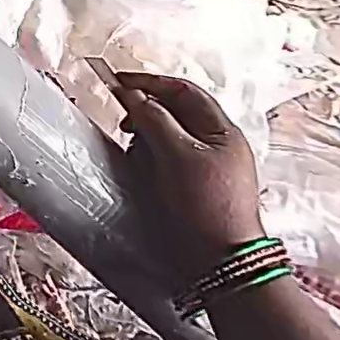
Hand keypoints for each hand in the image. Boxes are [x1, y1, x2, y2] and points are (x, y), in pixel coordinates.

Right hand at [114, 73, 264, 279]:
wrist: (219, 258)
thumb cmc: (202, 201)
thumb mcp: (175, 154)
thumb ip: (153, 118)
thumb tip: (130, 93)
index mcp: (222, 130)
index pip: (184, 91)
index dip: (150, 82)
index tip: (117, 81)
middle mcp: (217, 142)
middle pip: (176, 110)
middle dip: (145, 108)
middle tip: (121, 116)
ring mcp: (206, 162)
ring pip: (168, 131)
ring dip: (145, 131)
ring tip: (132, 144)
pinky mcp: (192, 180)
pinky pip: (166, 153)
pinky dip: (149, 151)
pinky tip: (141, 163)